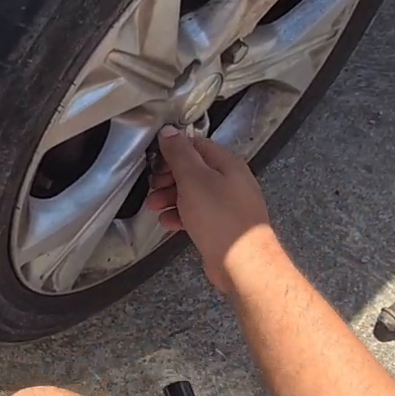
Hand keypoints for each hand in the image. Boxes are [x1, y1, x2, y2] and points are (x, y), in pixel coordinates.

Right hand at [145, 126, 278, 294]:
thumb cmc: (221, 219)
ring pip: (194, 193)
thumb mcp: (193, 179)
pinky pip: (198, 214)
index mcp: (227, 163)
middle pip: (194, 170)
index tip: (155, 161)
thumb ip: (179, 154)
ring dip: (171, 198)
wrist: (242, 262)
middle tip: (153, 186)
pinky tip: (169, 222)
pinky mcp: (223, 225)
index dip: (173, 152)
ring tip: (155, 206)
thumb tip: (169, 134)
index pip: (196, 145)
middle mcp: (231, 181)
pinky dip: (181, 215)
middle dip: (168, 178)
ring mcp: (229, 204)